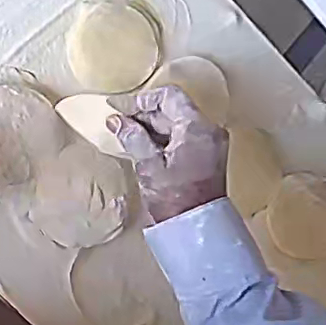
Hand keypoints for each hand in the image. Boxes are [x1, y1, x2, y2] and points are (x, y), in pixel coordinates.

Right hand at [110, 85, 227, 222]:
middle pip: (173, 109)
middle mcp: (209, 130)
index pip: (169, 96)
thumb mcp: (149, 165)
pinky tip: (141, 145)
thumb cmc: (175, 198)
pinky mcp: (206, 155)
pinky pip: (182, 136)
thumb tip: (115, 120)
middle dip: (143, 113)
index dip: (141, 100)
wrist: (196, 229)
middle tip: (117, 121)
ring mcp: (210, 143)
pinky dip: (161, 137)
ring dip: (150, 126)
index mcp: (197, 127)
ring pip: (176, 122)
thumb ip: (133, 137)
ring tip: (125, 134)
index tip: (118, 108)